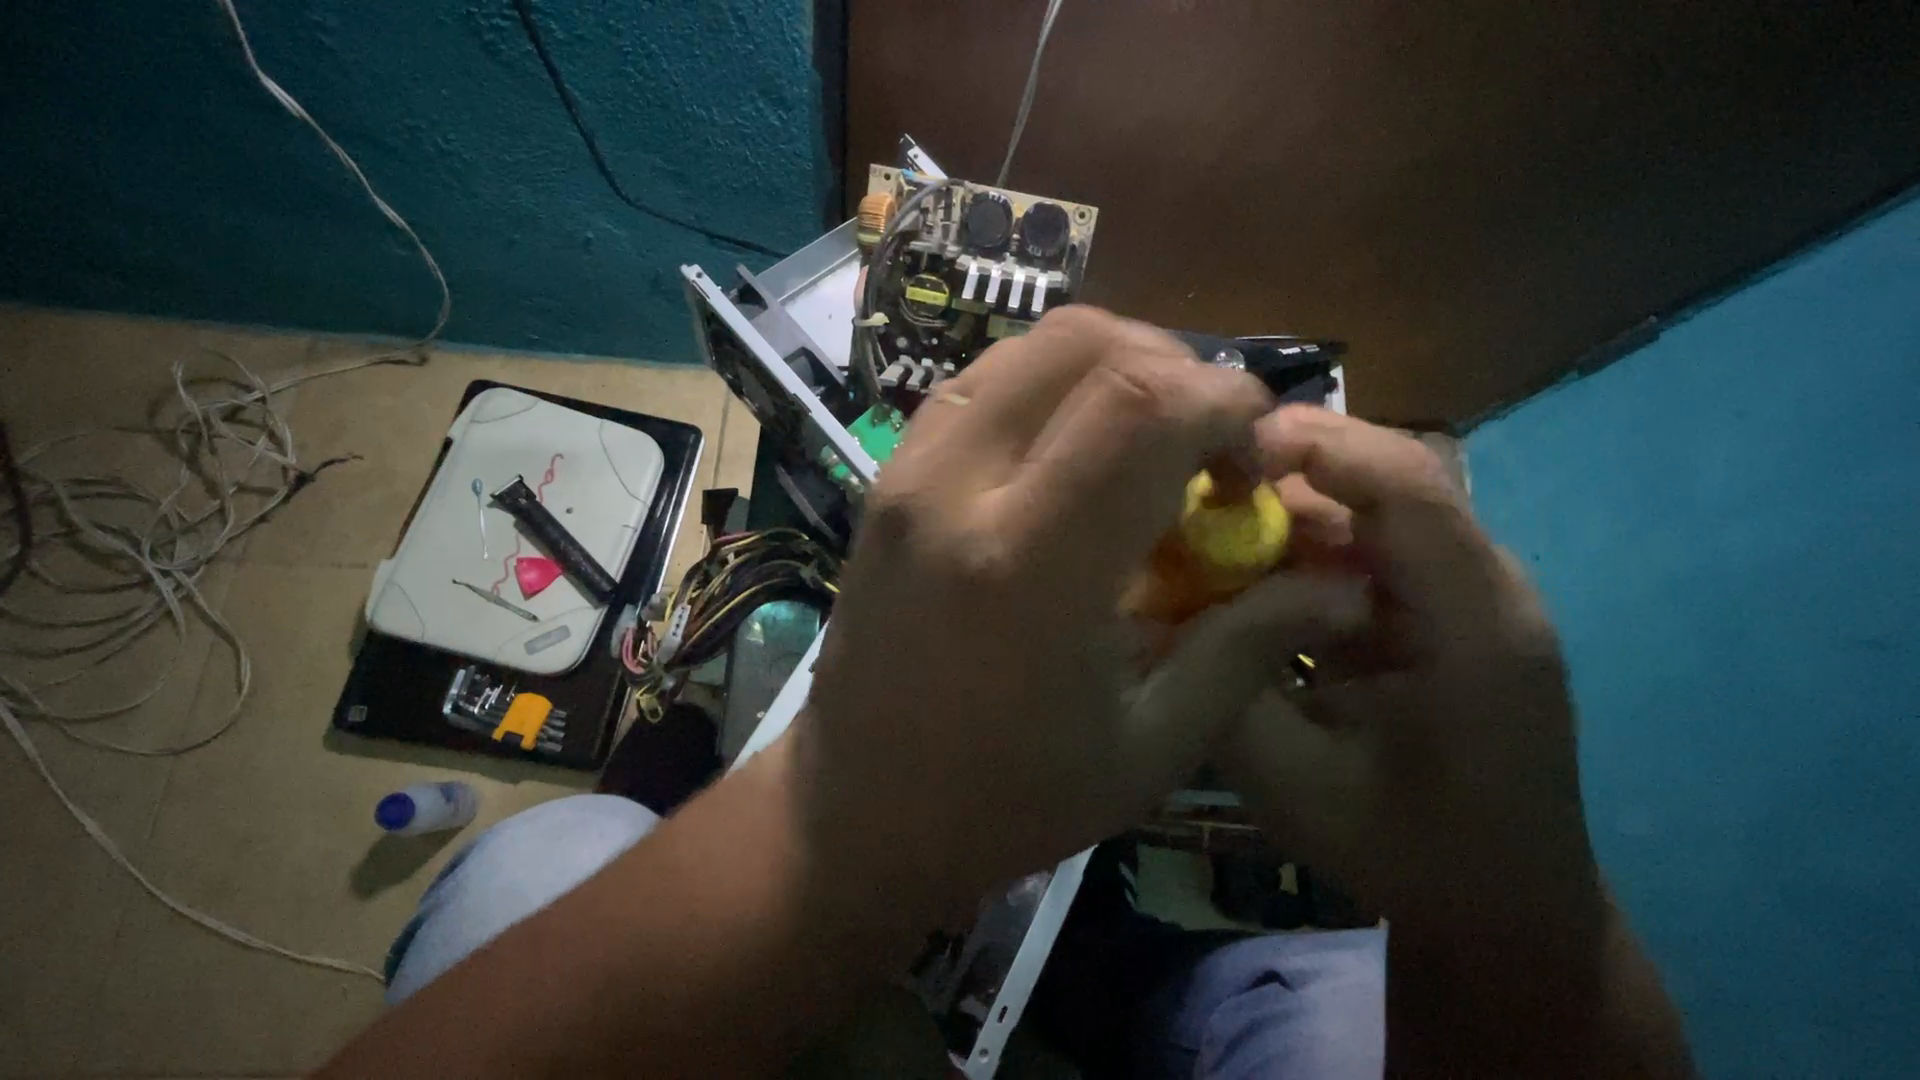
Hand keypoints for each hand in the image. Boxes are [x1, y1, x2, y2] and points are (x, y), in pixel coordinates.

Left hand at [791, 308, 1368, 912]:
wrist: (860, 806)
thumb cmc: (1009, 799)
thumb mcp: (1151, 745)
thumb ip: (1248, 644)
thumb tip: (1340, 579)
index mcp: (1032, 565)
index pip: (1147, 404)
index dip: (1229, 403)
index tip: (1254, 462)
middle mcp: (960, 490)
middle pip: (1088, 343)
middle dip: (1177, 371)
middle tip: (1205, 449)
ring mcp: (909, 473)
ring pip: (1029, 346)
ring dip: (1112, 366)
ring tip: (1146, 442)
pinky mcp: (886, 477)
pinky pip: (980, 382)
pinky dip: (1047, 384)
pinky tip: (1072, 448)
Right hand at [1223, 406, 1599, 930]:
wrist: (1504, 910)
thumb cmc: (1408, 856)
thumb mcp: (1294, 785)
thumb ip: (1229, 684)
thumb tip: (1163, 604)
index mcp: (1473, 626)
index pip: (1410, 488)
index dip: (1318, 446)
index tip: (1221, 444)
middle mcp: (1481, 590)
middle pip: (1390, 483)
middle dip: (1287, 472)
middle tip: (1190, 488)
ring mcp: (1463, 599)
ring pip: (1369, 513)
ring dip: (1286, 513)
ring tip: (1202, 534)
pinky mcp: (1435, 615)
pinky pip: (1363, 554)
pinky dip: (1299, 552)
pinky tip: (1244, 579)